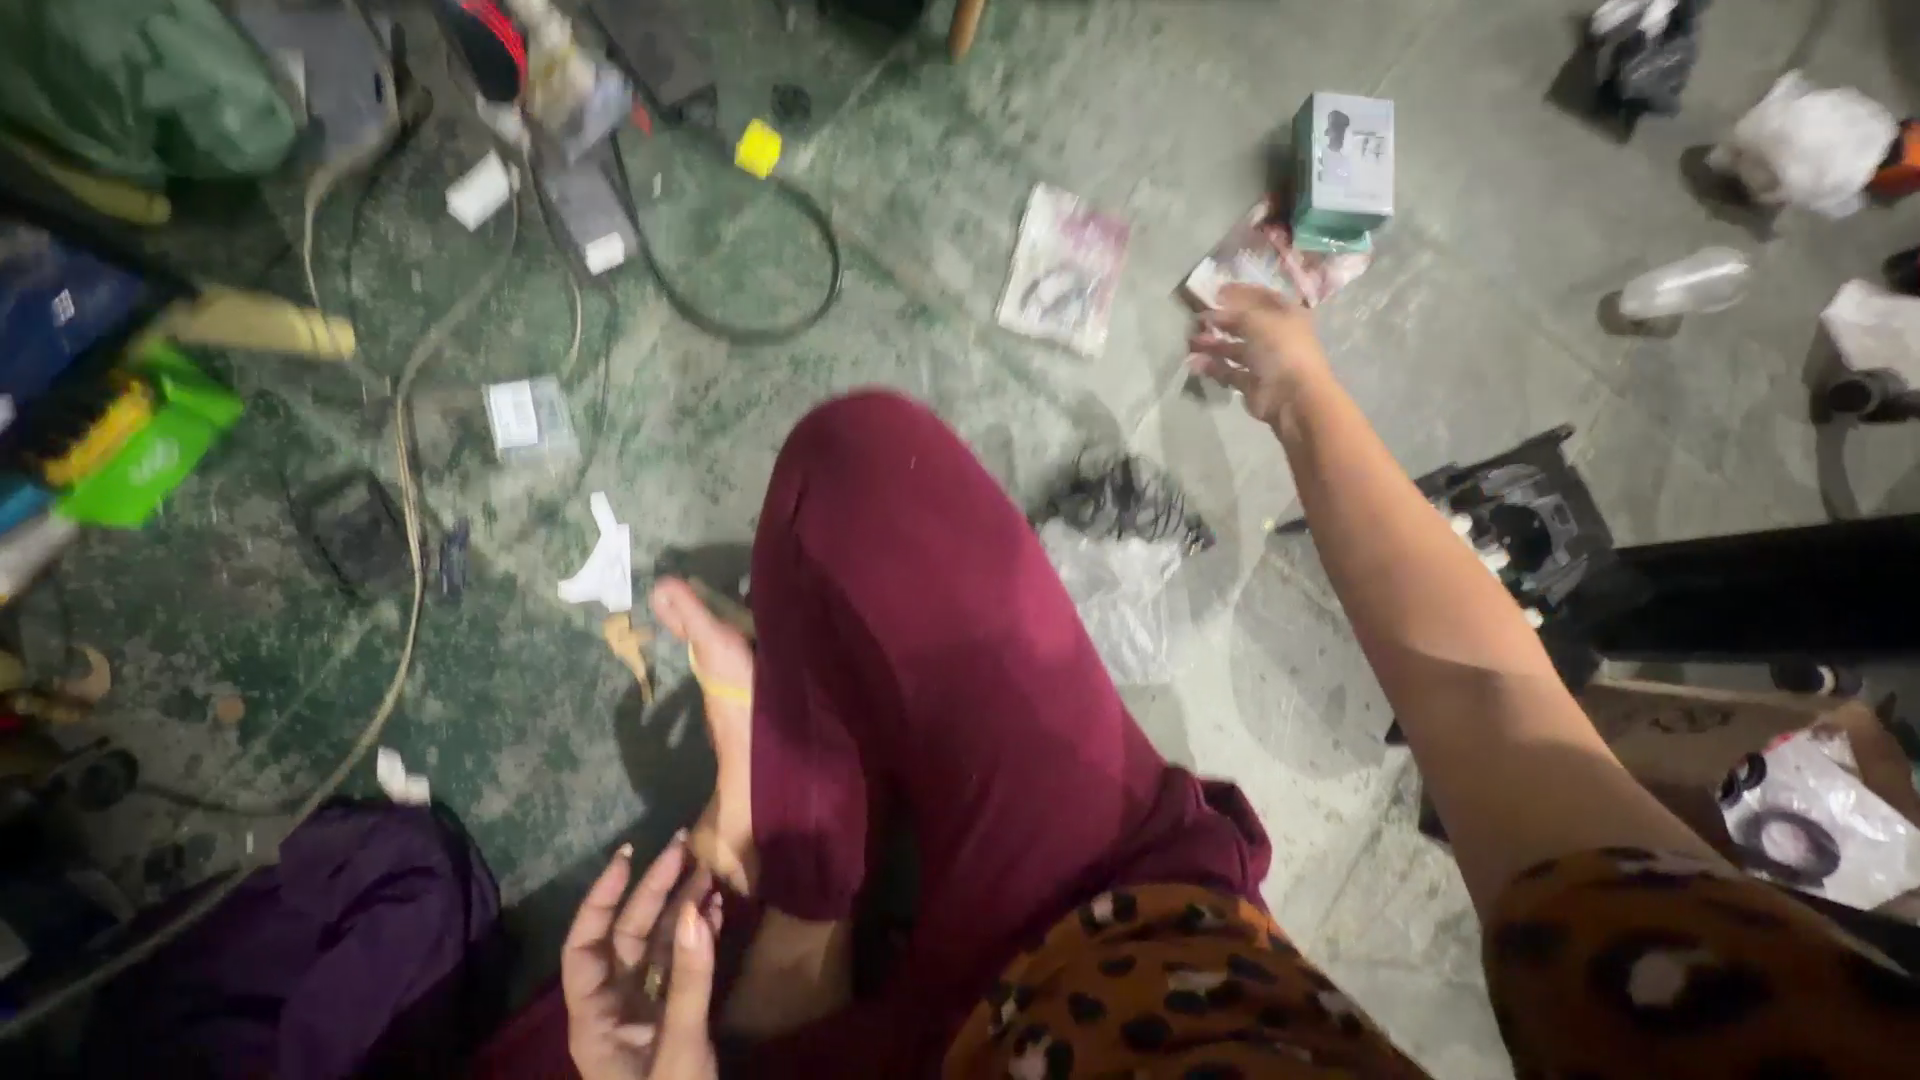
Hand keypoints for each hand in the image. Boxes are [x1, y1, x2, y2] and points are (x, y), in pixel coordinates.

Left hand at [563, 835, 721, 1079]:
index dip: (602, 899)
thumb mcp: (681, 1048)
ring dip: (683, 908)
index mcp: (594, 1018)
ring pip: (659, 945)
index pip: (586, 945)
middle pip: (628, 936)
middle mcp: (615, 1006)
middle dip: (655, 890)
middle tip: (687, 848)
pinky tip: (717, 910)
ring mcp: (647, 1010)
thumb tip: (696, 909)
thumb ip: (690, 979)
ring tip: (710, 872)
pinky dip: (699, 935)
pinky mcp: (674, 1016)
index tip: (629, 857)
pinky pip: (683, 964)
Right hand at [1187, 284, 1331, 423]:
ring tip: (1192, 342)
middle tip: (1197, 320)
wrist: (1292, 395)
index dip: (1239, 293)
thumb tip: (1210, 313)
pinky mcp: (1252, 383)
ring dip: (1213, 344)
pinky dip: (1213, 367)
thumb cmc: (1280, 348)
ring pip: (1234, 349)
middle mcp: (1276, 336)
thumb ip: (1232, 313)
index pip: (1261, 297)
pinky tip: (1195, 363)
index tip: (1214, 292)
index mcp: (1286, 315)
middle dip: (1220, 322)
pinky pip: (1229, 371)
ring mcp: (1264, 361)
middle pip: (1244, 324)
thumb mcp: (1257, 320)